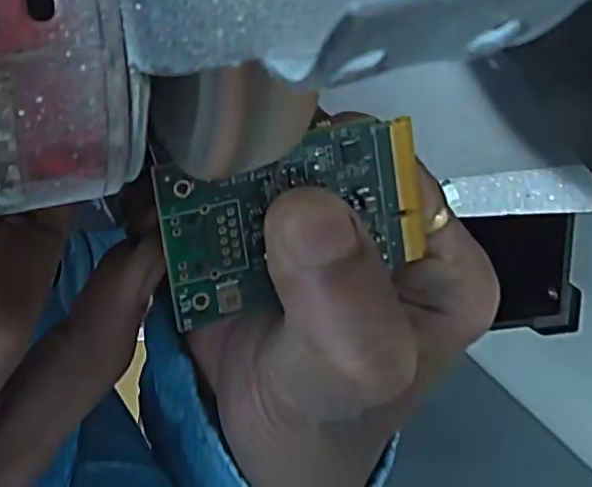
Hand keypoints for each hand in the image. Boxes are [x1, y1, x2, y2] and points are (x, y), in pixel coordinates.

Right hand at [184, 165, 498, 486]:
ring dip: (211, 169)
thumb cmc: (324, 421)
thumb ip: (343, 301)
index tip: (279, 178)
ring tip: (174, 196)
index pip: (388, 160)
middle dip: (257, 156)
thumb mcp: (354, 371)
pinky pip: (217, 182)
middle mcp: (370, 215)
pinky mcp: (254, 220)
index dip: (333, 157)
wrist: (256, 445)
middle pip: (312, 146)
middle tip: (211, 175)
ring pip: (258, 156)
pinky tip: (161, 211)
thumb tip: (312, 205)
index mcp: (430, 245)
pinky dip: (184, 190)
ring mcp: (306, 213)